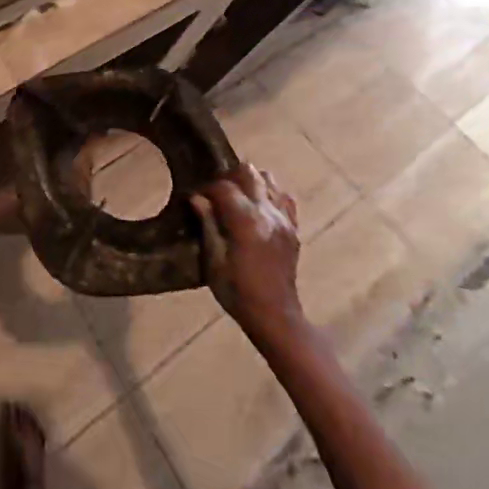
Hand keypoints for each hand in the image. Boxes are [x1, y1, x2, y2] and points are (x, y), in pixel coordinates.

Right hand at [190, 165, 303, 337]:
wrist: (275, 315)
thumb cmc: (237, 291)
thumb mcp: (213, 260)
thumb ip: (207, 224)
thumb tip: (197, 197)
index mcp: (245, 220)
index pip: (224, 187)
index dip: (206, 188)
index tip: (196, 199)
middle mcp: (268, 212)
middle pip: (249, 173)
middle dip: (229, 178)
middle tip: (216, 195)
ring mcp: (284, 219)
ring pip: (269, 180)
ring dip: (250, 183)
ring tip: (237, 200)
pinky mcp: (293, 229)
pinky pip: (284, 199)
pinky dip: (270, 196)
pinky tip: (258, 210)